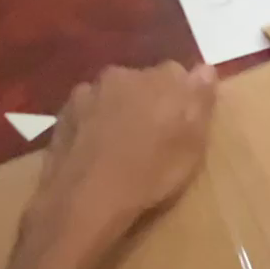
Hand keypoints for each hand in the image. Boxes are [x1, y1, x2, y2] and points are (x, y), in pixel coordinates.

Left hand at [23, 62, 216, 265]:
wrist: (85, 200)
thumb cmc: (150, 175)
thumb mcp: (191, 146)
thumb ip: (200, 101)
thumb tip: (206, 69)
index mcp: (163, 78)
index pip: (181, 74)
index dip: (183, 98)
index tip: (182, 124)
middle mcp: (125, 73)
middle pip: (145, 80)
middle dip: (150, 100)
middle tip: (153, 136)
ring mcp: (89, 90)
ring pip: (114, 93)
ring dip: (120, 109)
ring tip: (121, 145)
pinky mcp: (63, 111)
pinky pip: (88, 109)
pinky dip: (94, 122)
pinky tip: (96, 149)